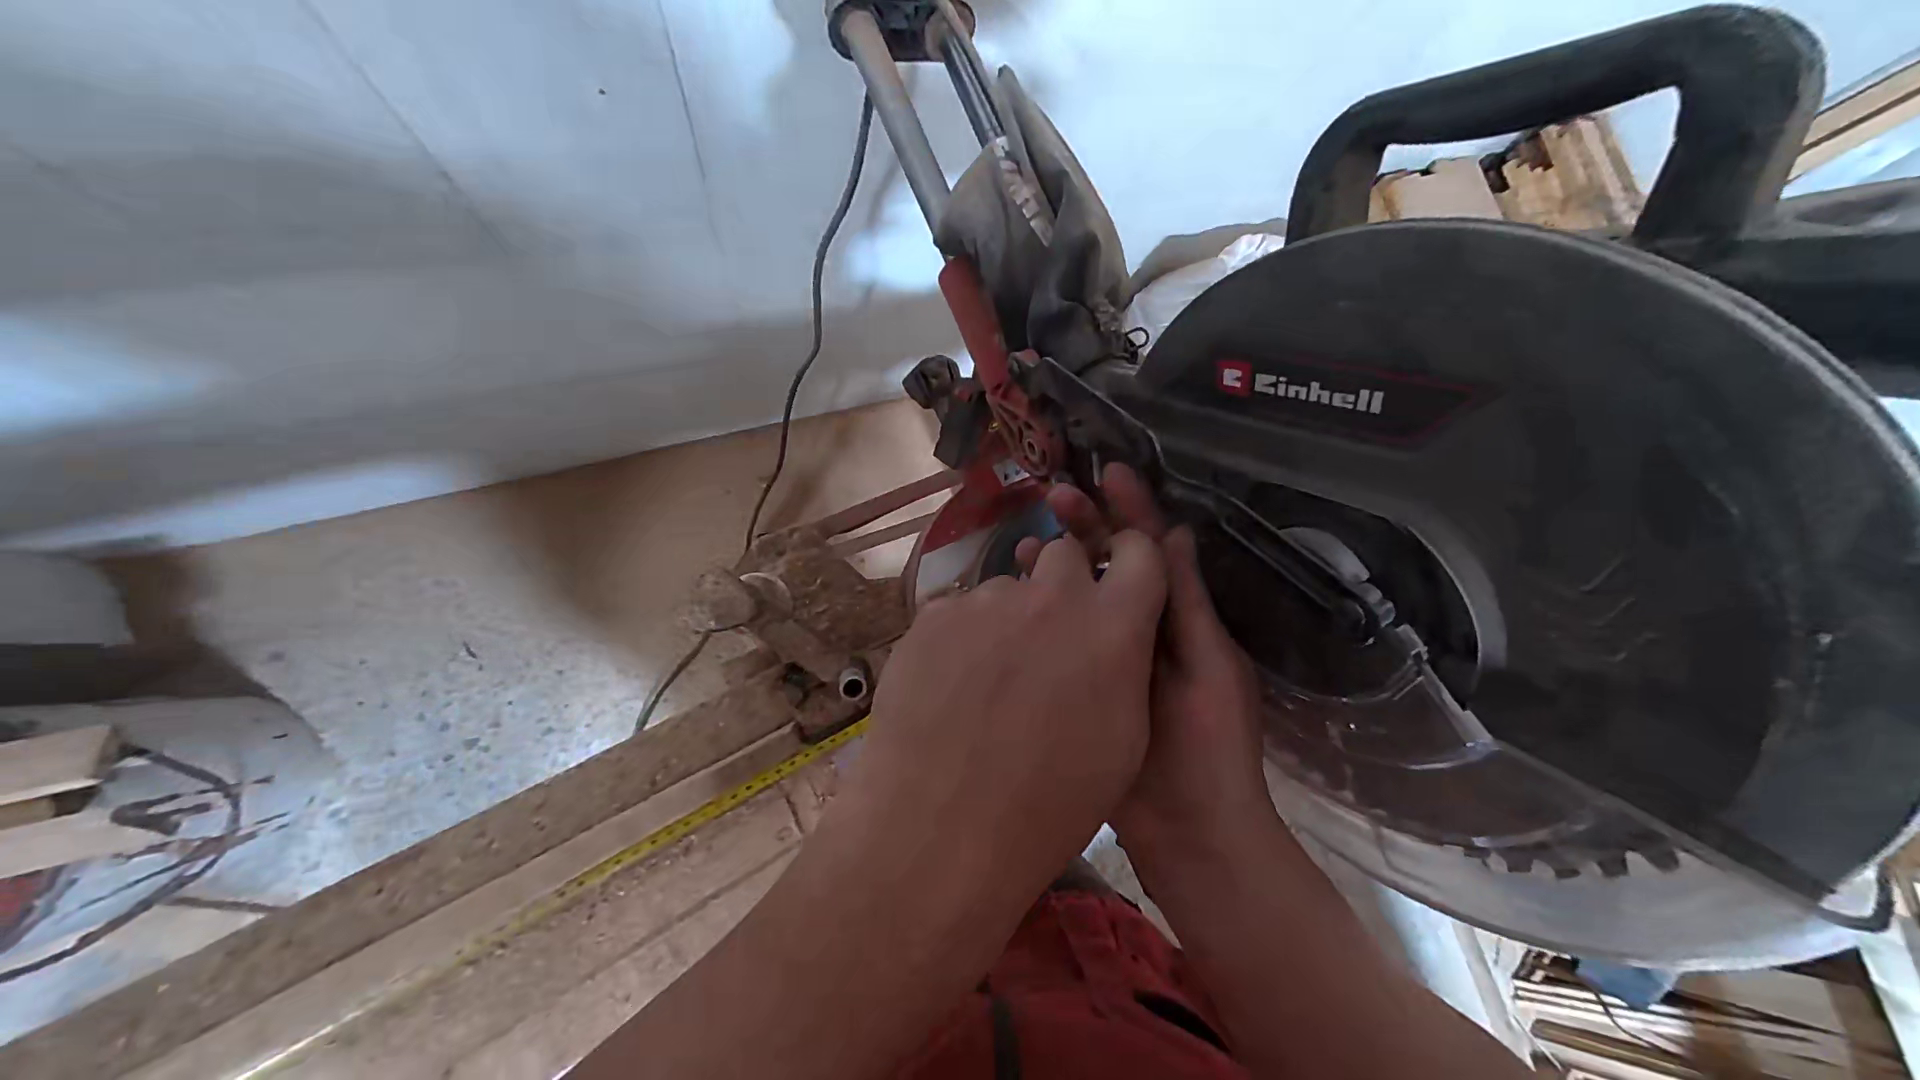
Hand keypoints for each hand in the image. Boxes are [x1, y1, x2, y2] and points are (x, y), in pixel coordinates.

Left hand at [830, 527, 1167, 896]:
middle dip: (1064, 582)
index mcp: (1112, 625)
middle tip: (1050, 636)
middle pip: (1063, 554)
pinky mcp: (934, 615)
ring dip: (1009, 619)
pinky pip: (960, 612)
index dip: (1130, 560)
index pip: (1138, 552)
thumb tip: (1116, 632)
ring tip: (987, 681)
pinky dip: (962, 637)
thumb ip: (1127, 663)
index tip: (1119, 577)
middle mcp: (1050, 596)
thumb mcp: (1124, 739)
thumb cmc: (1051, 801)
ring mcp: (985, 601)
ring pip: (1007, 589)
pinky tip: (949, 687)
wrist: (943, 827)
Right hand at [1014, 466, 1270, 855]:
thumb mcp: (1208, 665)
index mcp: (1181, 617)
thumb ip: (1188, 602)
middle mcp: (1145, 626)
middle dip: (1090, 526)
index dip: (1134, 508)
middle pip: (1115, 563)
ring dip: (1062, 564)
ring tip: (1029, 545)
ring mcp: (1112, 654)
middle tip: (1054, 497)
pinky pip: (1064, 634)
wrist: (1189, 830)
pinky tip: (1019, 598)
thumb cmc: (1210, 743)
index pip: (1155, 549)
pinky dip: (1046, 610)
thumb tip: (1175, 532)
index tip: (1108, 471)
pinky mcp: (1085, 681)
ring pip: (1084, 594)